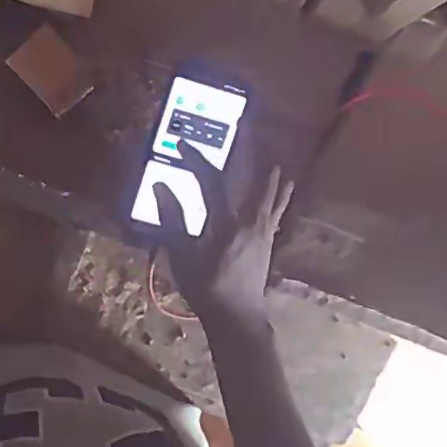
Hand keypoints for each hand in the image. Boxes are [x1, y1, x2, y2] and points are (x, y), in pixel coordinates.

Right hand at [150, 140, 293, 328]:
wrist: (237, 316)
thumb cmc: (205, 288)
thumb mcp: (181, 255)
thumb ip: (172, 219)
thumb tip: (160, 186)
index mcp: (225, 222)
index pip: (209, 181)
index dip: (195, 160)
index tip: (180, 145)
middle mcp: (249, 220)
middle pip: (249, 178)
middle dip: (244, 153)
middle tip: (242, 130)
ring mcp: (263, 231)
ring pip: (270, 194)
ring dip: (269, 174)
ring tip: (274, 159)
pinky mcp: (268, 241)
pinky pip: (277, 210)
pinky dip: (279, 196)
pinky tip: (285, 187)